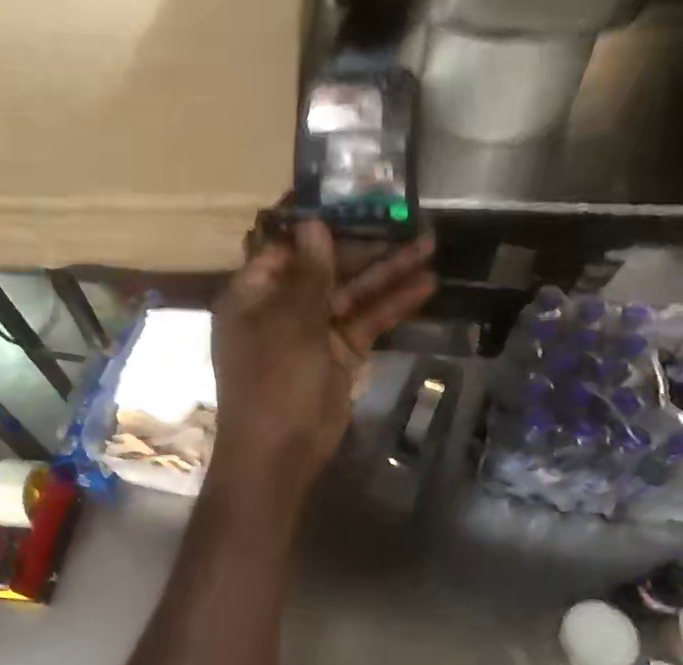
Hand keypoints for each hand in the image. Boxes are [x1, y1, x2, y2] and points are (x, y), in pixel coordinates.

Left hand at [209, 220, 434, 505]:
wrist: (279, 453)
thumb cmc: (272, 382)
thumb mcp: (289, 323)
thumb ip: (308, 275)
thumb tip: (315, 224)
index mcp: (253, 294)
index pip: (286, 245)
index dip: (318, 221)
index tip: (353, 193)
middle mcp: (281, 308)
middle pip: (325, 266)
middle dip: (365, 244)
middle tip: (406, 214)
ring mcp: (313, 332)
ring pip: (352, 293)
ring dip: (387, 271)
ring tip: (429, 241)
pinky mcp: (340, 356)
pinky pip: (366, 322)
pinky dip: (392, 305)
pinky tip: (426, 283)